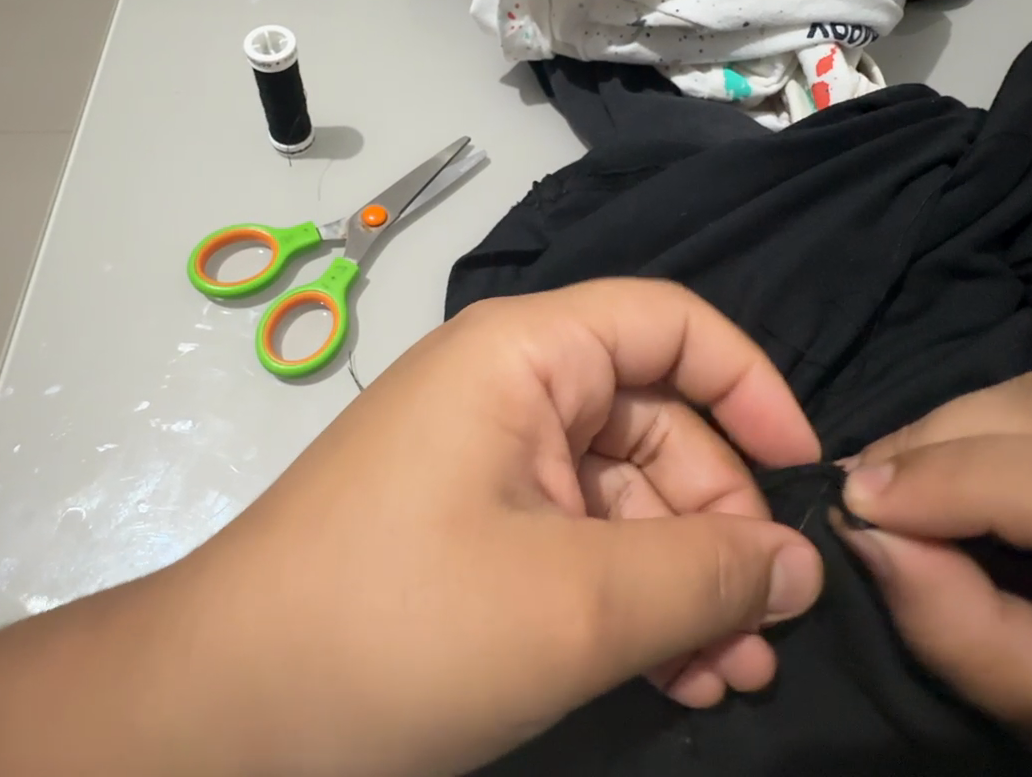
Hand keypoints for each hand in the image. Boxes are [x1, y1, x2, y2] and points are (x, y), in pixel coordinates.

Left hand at [170, 279, 824, 775]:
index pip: (667, 326)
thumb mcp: (574, 604)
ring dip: (684, 580)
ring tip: (730, 675)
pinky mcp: (475, 525)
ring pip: (624, 497)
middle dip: (721, 524)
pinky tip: (676, 677)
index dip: (750, 386)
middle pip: (656, 424)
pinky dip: (631, 600)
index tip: (805, 474)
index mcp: (523, 356)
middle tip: (765, 630)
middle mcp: (508, 389)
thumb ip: (704, 576)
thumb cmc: (399, 623)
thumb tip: (799, 563)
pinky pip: (579, 540)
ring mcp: (489, 459)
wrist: (226, 706)